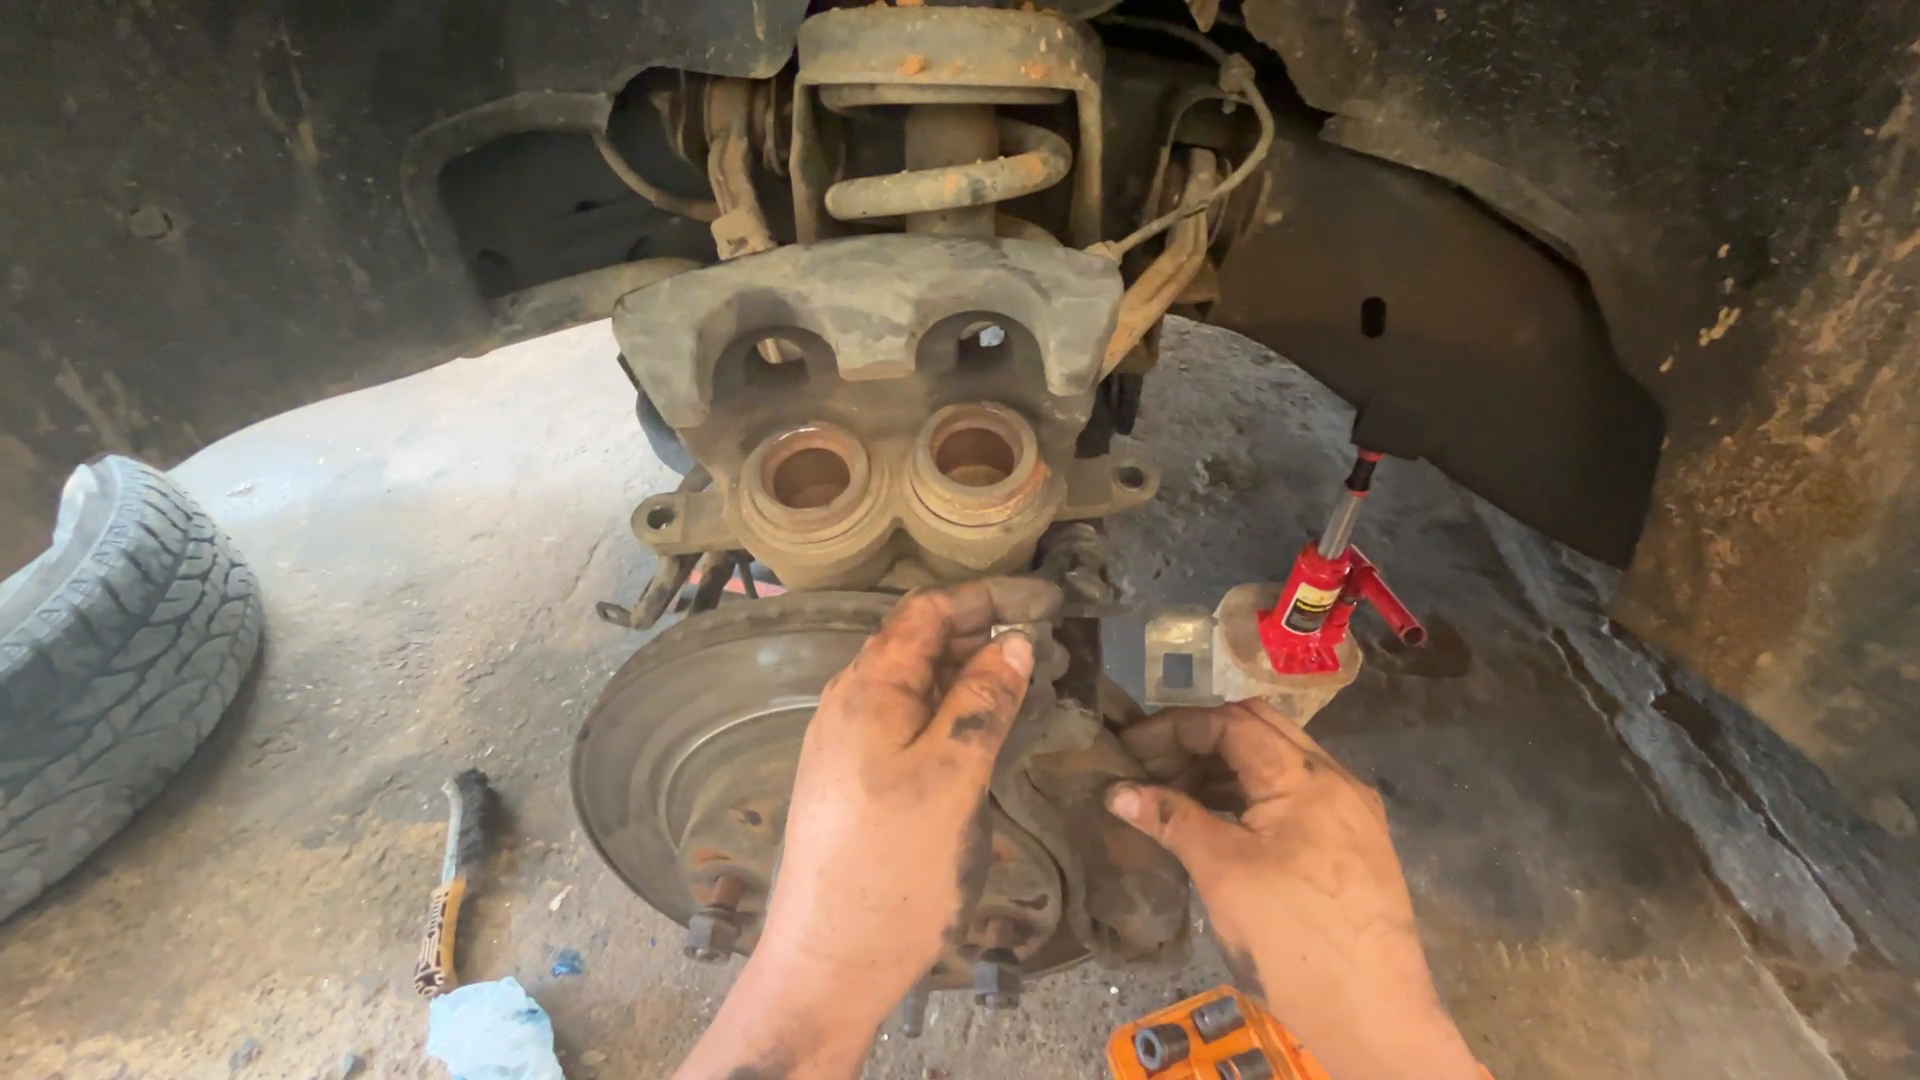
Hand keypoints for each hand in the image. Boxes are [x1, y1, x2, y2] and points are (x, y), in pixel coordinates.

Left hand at [674, 578, 1058, 1079]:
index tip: (1037, 602)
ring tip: (1018, 681)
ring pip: (911, 681)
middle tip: (1039, 645)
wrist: (829, 960)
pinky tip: (976, 728)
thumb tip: (1013, 639)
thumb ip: (982, 701)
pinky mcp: (852, 774)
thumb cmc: (895, 865)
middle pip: (916, 642)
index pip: (925, 612)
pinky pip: (903, 717)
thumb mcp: (952, 775)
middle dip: (976, 633)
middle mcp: (849, 701)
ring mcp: (846, 739)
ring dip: (962, 672)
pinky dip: (944, 708)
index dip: (980, 599)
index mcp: (869, 687)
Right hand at [1108, 700, 1480, 1079]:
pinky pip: (1295, 791)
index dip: (1174, 728)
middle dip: (1202, 736)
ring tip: (1179, 788)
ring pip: (1279, 758)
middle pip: (1259, 727)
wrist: (1375, 1023)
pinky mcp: (1354, 842)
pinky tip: (1221, 816)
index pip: (1230, 723)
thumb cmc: (1291, 938)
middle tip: (1156, 759)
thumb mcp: (1221, 871)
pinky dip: (1252, 790)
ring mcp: (1351, 811)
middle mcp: (1335, 780)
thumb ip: (1171, 819)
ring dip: (1226, 763)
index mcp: (1306, 778)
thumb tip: (1116, 792)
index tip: (1132, 746)